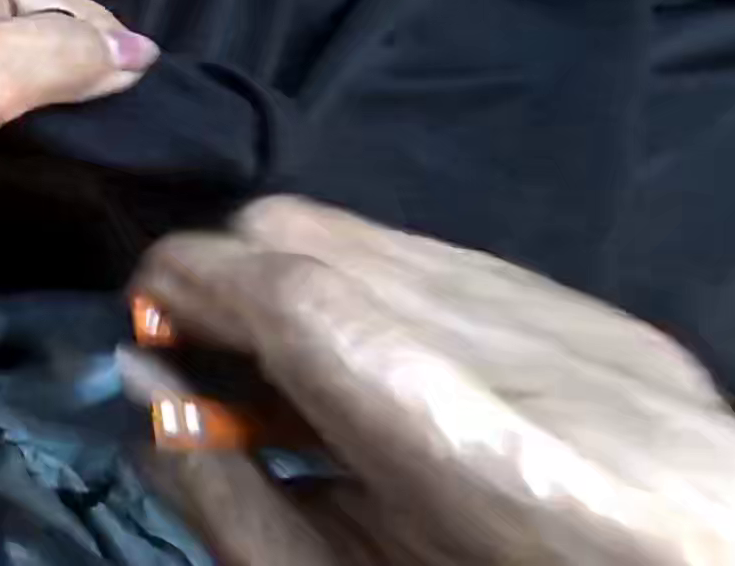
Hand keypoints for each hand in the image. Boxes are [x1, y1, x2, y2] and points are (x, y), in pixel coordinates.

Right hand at [133, 197, 734, 565]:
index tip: (141, 304)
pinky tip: (350, 352)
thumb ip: (217, 483)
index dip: (198, 281)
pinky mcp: (597, 314)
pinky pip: (408, 254)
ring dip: (273, 274)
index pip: (310, 308)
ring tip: (266, 349)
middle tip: (190, 332)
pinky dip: (340, 285)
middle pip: (320, 242)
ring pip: (356, 234)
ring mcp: (597, 332)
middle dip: (222, 271)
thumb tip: (136, 365)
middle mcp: (583, 381)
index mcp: (537, 501)